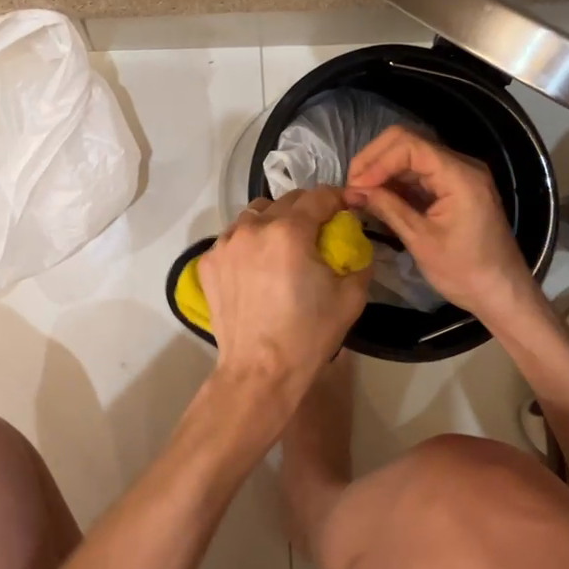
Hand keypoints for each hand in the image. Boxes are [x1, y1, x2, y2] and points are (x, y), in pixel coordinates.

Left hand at [198, 188, 370, 400]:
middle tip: (318, 230)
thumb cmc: (308, 335)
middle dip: (306, 210)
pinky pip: (233, 238)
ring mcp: (226, 243)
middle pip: (286, 200)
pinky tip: (257, 266)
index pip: (318, 196)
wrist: (260, 372)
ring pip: (255, 215)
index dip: (337, 199)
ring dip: (274, 221)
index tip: (347, 208)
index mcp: (289, 231)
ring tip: (283, 247)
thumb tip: (358, 241)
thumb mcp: (350, 297)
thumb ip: (359, 259)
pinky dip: (249, 242)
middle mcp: (253, 228)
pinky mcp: (209, 261)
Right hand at [343, 125, 535, 320]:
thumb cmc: (466, 272)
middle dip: (375, 160)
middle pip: (408, 142)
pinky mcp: (454, 187)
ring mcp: (459, 175)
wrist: (503, 294)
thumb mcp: (421, 240)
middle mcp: (462, 165)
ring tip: (360, 192)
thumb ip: (387, 208)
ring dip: (383, 169)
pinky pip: (420, 172)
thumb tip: (352, 191)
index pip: (409, 145)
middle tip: (353, 186)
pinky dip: (396, 180)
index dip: (377, 161)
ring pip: (411, 154)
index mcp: (460, 175)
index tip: (356, 186)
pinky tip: (378, 196)